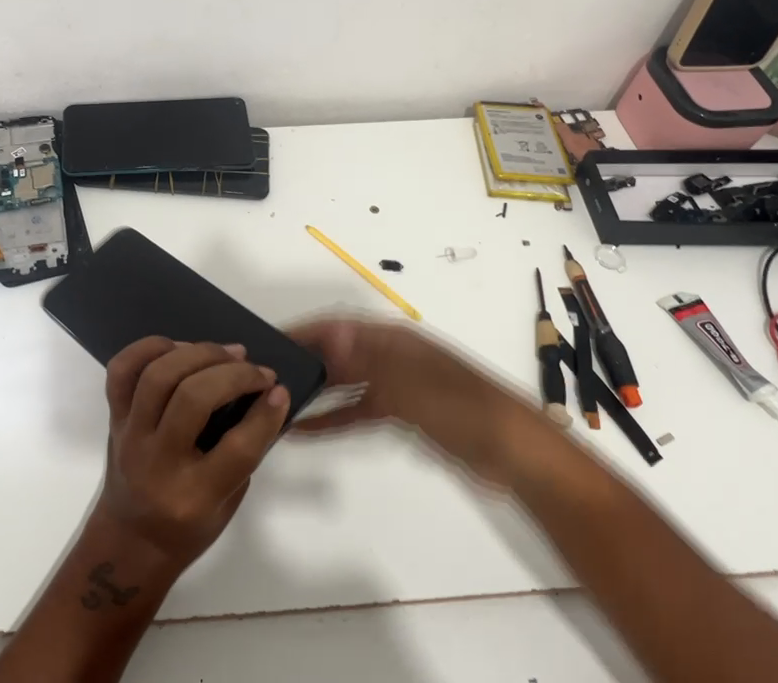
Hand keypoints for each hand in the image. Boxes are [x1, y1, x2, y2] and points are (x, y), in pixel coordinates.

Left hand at [94, 338, 288, 569]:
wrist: (128, 542)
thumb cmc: (188, 527)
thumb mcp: (228, 501)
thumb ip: (245, 450)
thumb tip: (265, 395)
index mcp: (194, 496)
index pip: (237, 447)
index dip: (266, 414)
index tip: (280, 390)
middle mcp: (158, 462)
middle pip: (193, 398)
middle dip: (234, 374)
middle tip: (259, 370)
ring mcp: (130, 436)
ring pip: (157, 376)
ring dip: (198, 353)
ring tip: (227, 353)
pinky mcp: (114, 419)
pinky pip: (122, 371)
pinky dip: (150, 348)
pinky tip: (180, 347)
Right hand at [287, 316, 552, 485]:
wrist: (513, 452)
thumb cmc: (465, 409)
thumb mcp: (413, 384)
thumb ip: (367, 362)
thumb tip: (329, 335)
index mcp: (393, 340)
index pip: (338, 326)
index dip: (304, 330)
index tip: (269, 341)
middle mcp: (389, 356)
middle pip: (337, 352)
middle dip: (304, 360)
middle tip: (263, 375)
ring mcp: (394, 386)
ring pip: (342, 382)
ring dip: (314, 390)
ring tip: (276, 400)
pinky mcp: (399, 415)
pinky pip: (355, 412)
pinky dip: (331, 420)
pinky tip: (302, 432)